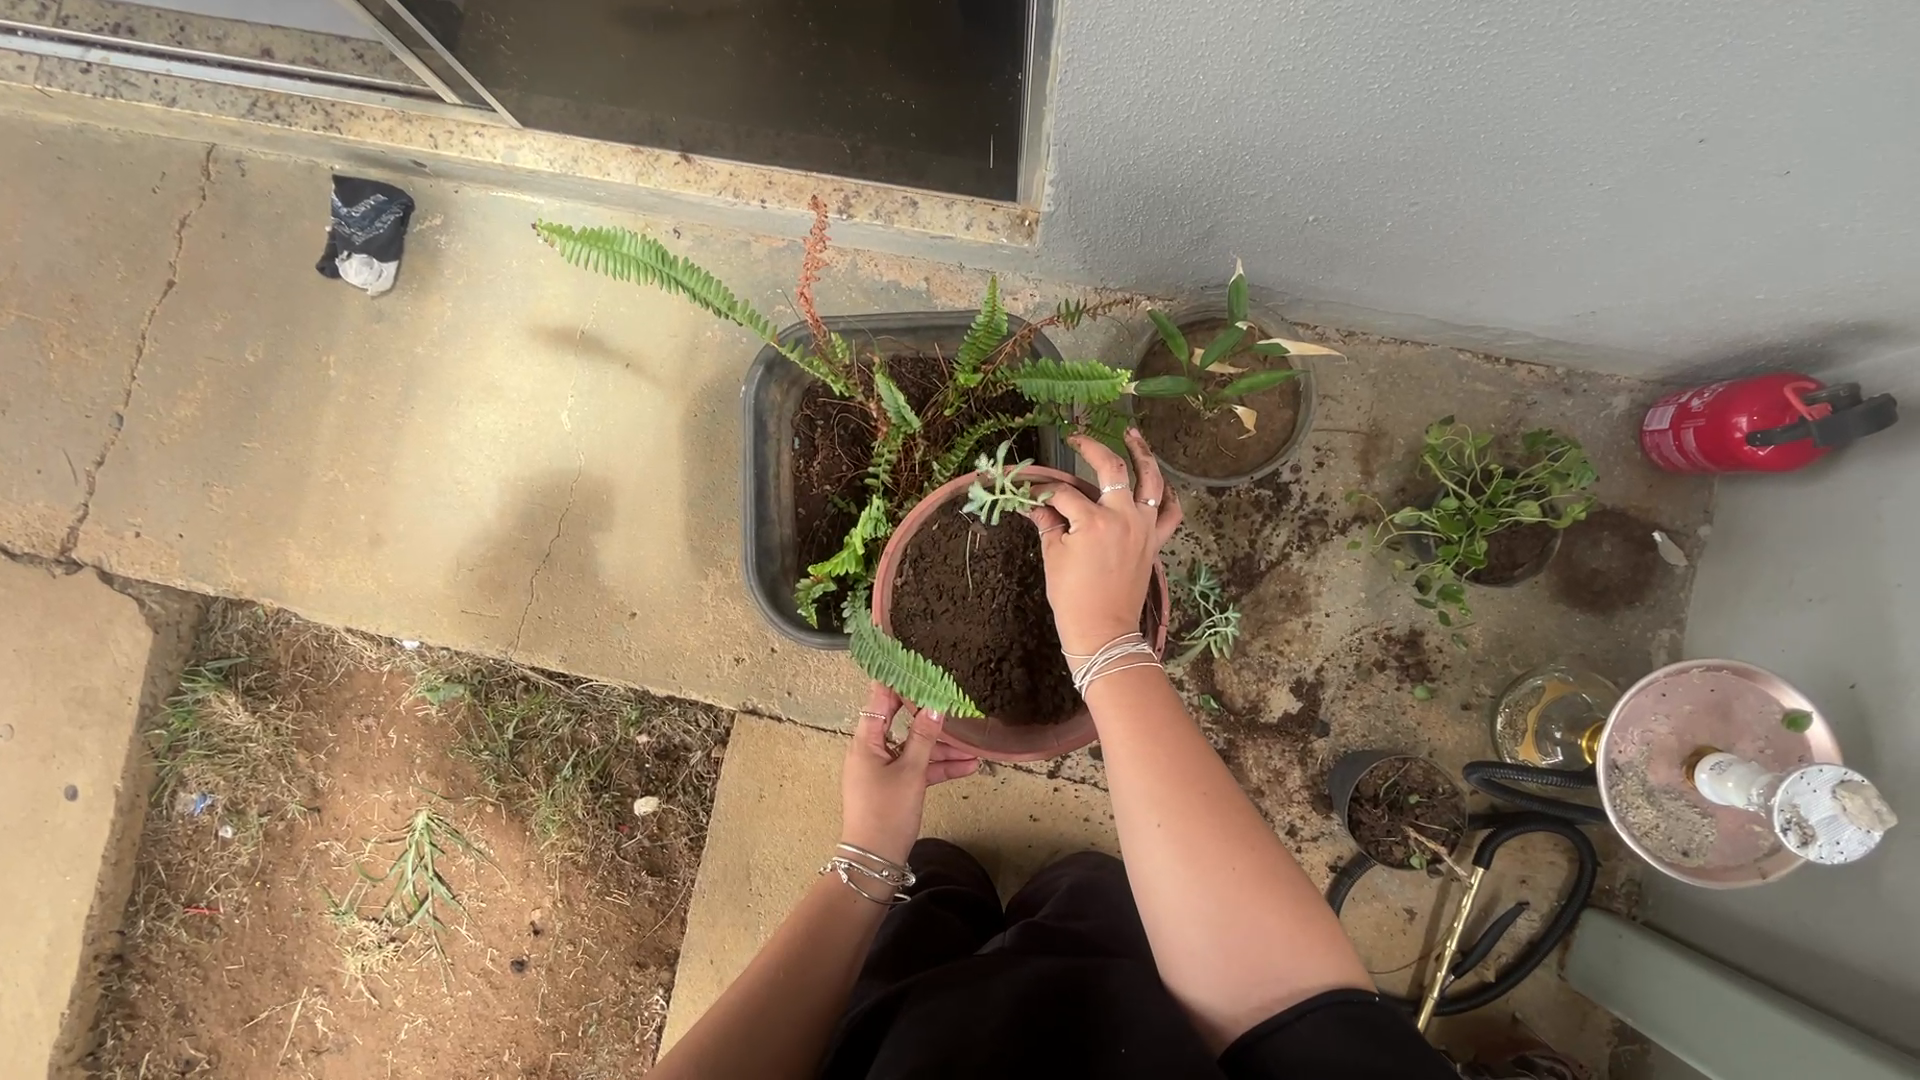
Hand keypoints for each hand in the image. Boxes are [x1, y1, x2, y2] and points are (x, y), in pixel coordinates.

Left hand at [840, 683, 980, 863]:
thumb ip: (924, 736)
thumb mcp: (911, 772)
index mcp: (866, 740)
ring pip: (915, 748)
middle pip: (902, 722)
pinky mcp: (895, 786)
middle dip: (930, 715)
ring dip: (942, 748)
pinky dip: (939, 767)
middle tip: (953, 699)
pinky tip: (968, 767)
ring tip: (975, 747)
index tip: (915, 662)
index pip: (879, 699)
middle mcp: (872, 750)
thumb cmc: (887, 811)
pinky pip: (918, 768)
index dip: (896, 680)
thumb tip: (935, 704)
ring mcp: (883, 769)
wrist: (875, 861)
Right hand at [1027, 429, 1182, 654]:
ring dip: (1142, 454)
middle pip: (1112, 468)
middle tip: (1077, 438)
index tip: (1031, 493)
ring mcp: (1145, 527)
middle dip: (1092, 448)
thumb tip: (1031, 503)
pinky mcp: (1155, 541)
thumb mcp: (1053, 556)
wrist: (1102, 630)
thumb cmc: (1072, 597)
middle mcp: (1124, 517)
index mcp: (1093, 521)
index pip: (1063, 494)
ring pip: (1151, 480)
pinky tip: (1159, 482)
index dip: (1044, 491)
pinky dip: (1168, 495)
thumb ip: (1047, 522)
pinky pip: (1171, 512)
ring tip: (1132, 434)